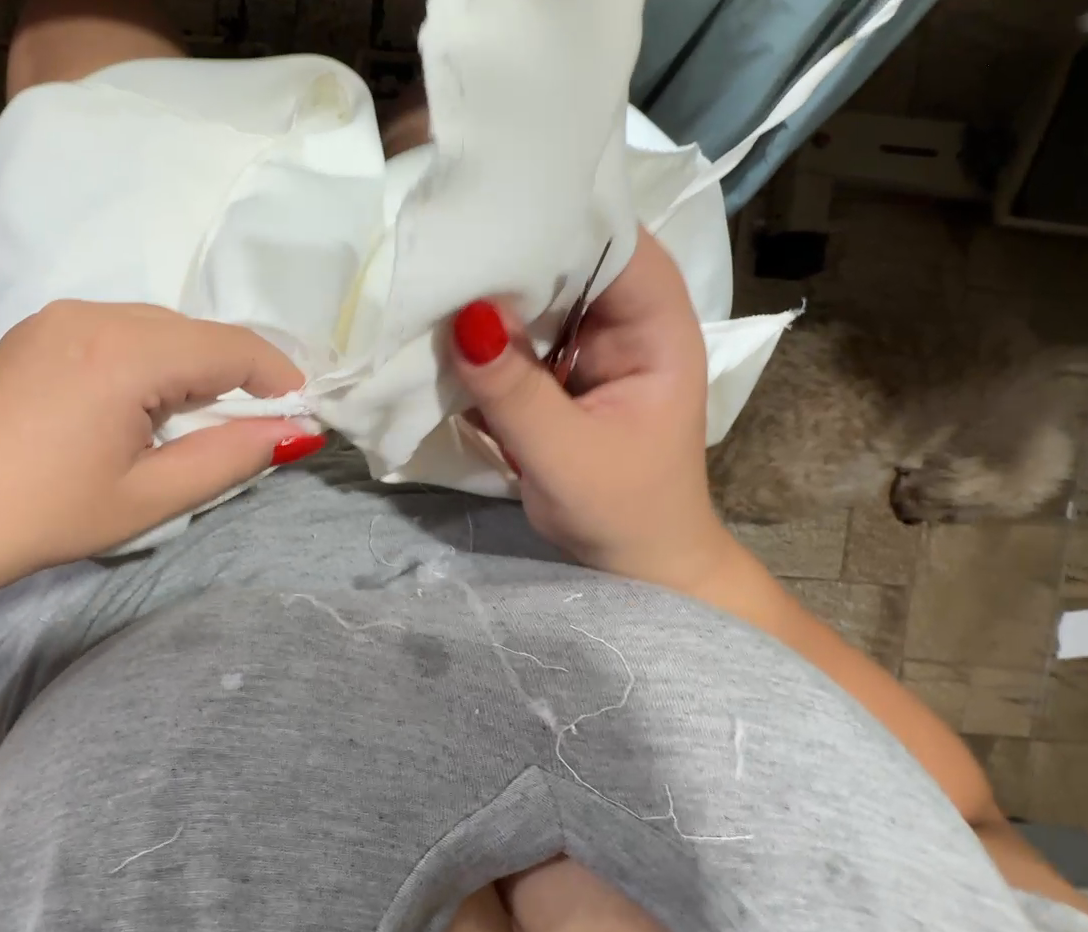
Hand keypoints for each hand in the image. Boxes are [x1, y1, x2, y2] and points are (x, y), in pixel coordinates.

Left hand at [0, 301, 322, 615]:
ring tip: (185, 421)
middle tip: (247, 424)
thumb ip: (230, 457)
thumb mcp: (149, 497)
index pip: (228, 346)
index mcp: (124, 351)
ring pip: (151, 327)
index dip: (275, 373)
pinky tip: (131, 404)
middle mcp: (91, 314)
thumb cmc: (48, 518)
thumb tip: (296, 429)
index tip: (302, 406)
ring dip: (183, 365)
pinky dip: (141, 359)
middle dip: (228, 372)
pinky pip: (111, 330)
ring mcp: (54, 317)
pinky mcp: (31, 332)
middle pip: (189, 332)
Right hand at [444, 229, 736, 591]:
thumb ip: (514, 390)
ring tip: (432, 280)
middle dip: (512, 254)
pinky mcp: (555, 375)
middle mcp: (624, 325)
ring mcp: (587, 349)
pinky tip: (439, 330)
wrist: (632, 565)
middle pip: (571, 262)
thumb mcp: (563, 455)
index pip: (616, 246)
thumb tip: (463, 317)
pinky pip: (515, 339)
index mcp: (656, 330)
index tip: (490, 209)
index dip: (560, 221)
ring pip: (537, 300)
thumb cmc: (620, 512)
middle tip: (443, 245)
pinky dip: (481, 336)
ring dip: (489, 295)